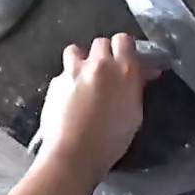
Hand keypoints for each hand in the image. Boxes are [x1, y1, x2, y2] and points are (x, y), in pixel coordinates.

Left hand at [35, 35, 155, 178]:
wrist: (74, 154)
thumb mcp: (134, 114)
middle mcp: (98, 65)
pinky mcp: (55, 82)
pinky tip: (68, 99)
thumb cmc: (111, 141)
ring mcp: (73, 71)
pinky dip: (67, 82)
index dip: (124, 48)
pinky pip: (63, 74)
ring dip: (81, 60)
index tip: (125, 59)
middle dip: (104, 54)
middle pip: (100, 43)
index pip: (124, 40)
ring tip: (82, 78)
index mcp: (123, 70)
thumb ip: (134, 88)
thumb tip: (139, 75)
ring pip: (76, 51)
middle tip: (105, 72)